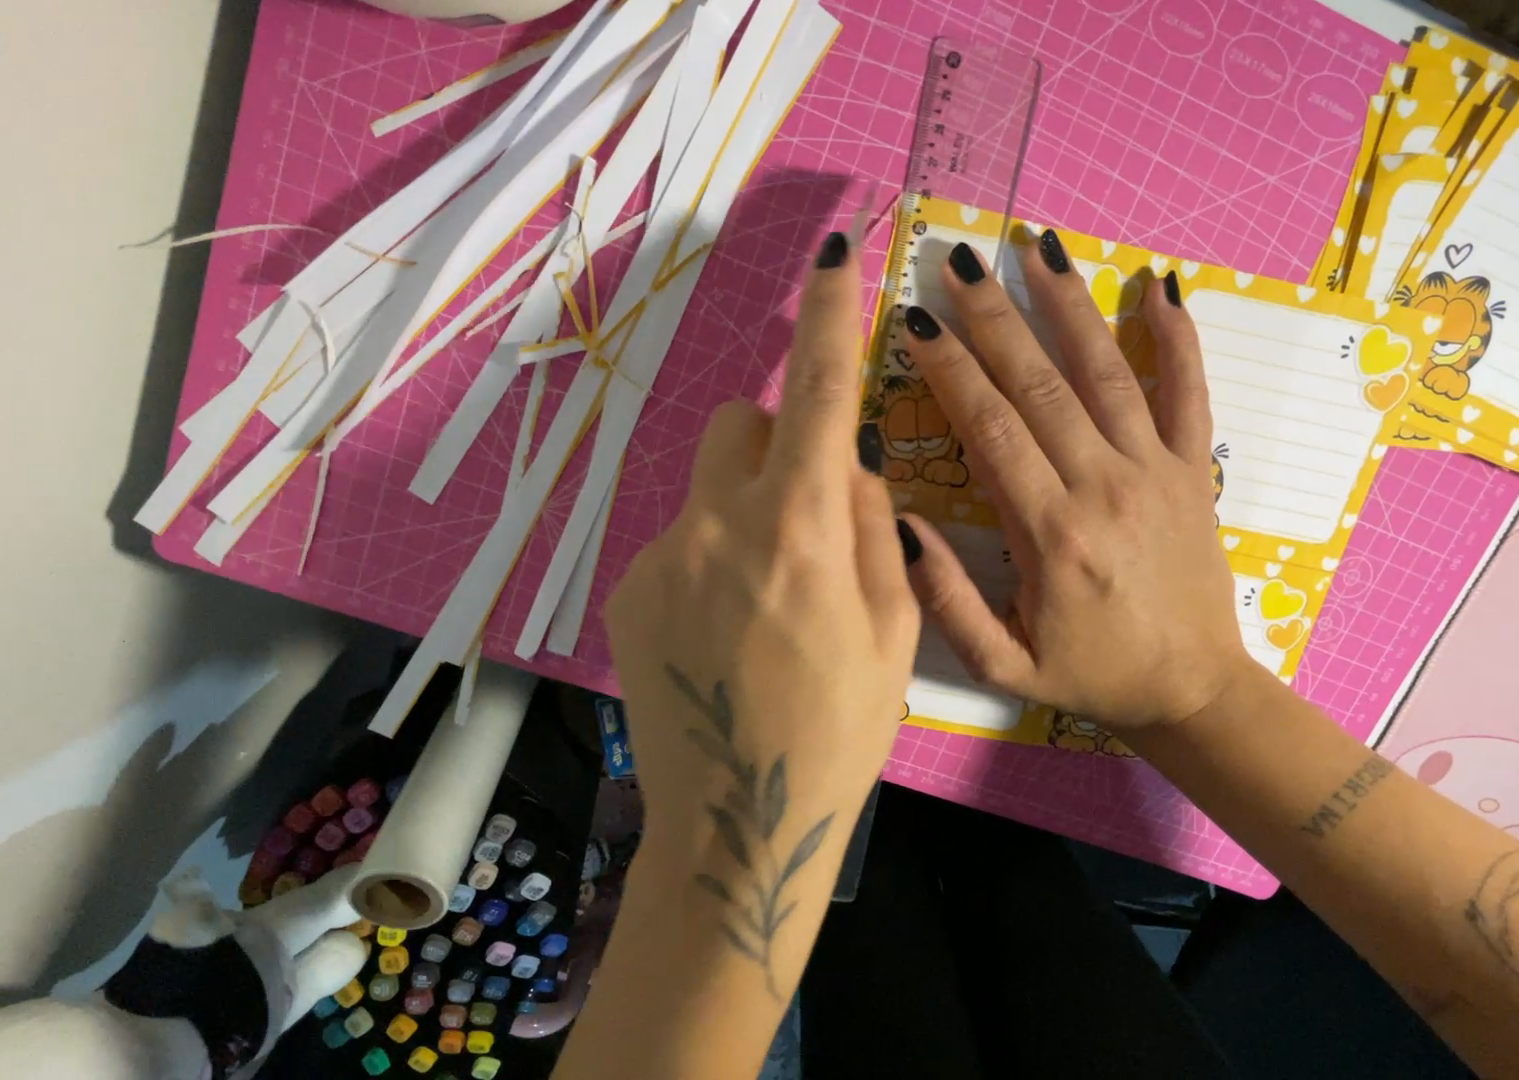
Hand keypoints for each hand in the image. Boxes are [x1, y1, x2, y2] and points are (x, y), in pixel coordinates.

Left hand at [606, 229, 917, 894]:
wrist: (739, 820)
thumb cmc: (840, 731)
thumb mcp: (891, 629)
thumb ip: (869, 522)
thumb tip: (847, 450)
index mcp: (796, 530)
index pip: (816, 392)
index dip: (830, 314)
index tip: (837, 254)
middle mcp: (716, 524)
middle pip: (741, 422)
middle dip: (776, 441)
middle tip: (803, 509)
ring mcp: (660, 555)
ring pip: (707, 484)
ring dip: (742, 503)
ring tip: (765, 591)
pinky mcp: (627, 590)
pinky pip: (677, 538)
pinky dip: (707, 555)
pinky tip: (722, 628)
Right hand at [899, 231, 1257, 732]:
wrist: (1192, 690)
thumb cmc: (1089, 674)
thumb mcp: (1001, 663)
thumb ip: (945, 599)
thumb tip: (899, 522)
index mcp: (1050, 533)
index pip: (990, 428)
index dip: (951, 369)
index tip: (917, 320)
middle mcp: (1103, 487)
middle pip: (1039, 384)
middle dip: (992, 318)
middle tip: (957, 262)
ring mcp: (1156, 471)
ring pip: (1107, 371)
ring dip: (1069, 305)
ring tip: (1036, 246)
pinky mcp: (1194, 470)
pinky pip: (1188, 392)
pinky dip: (1177, 337)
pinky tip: (1160, 285)